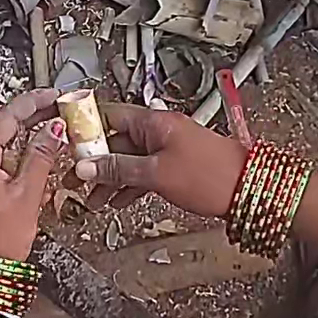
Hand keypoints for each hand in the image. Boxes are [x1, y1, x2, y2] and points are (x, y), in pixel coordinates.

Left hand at [0, 88, 66, 261]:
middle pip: (2, 126)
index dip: (33, 103)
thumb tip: (54, 129)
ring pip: (2, 141)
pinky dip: (21, 151)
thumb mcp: (27, 195)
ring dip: (28, 132)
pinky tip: (40, 151)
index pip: (6, 118)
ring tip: (55, 125)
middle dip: (32, 115)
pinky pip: (0, 158)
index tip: (54, 96)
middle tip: (59, 108)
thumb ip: (41, 157)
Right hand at [74, 103, 246, 218]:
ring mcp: (168, 148)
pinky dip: (130, 185)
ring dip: (110, 179)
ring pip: (130, 160)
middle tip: (73, 182)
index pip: (109, 116)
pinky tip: (117, 202)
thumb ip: (119, 169)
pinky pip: (145, 171)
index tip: (66, 145)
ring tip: (92, 200)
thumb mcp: (156, 174)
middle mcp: (159, 130)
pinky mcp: (176, 166)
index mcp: (154, 122)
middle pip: (116, 141)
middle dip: (94, 162)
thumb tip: (85, 166)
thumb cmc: (210, 176)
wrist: (251, 189)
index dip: (85, 129)